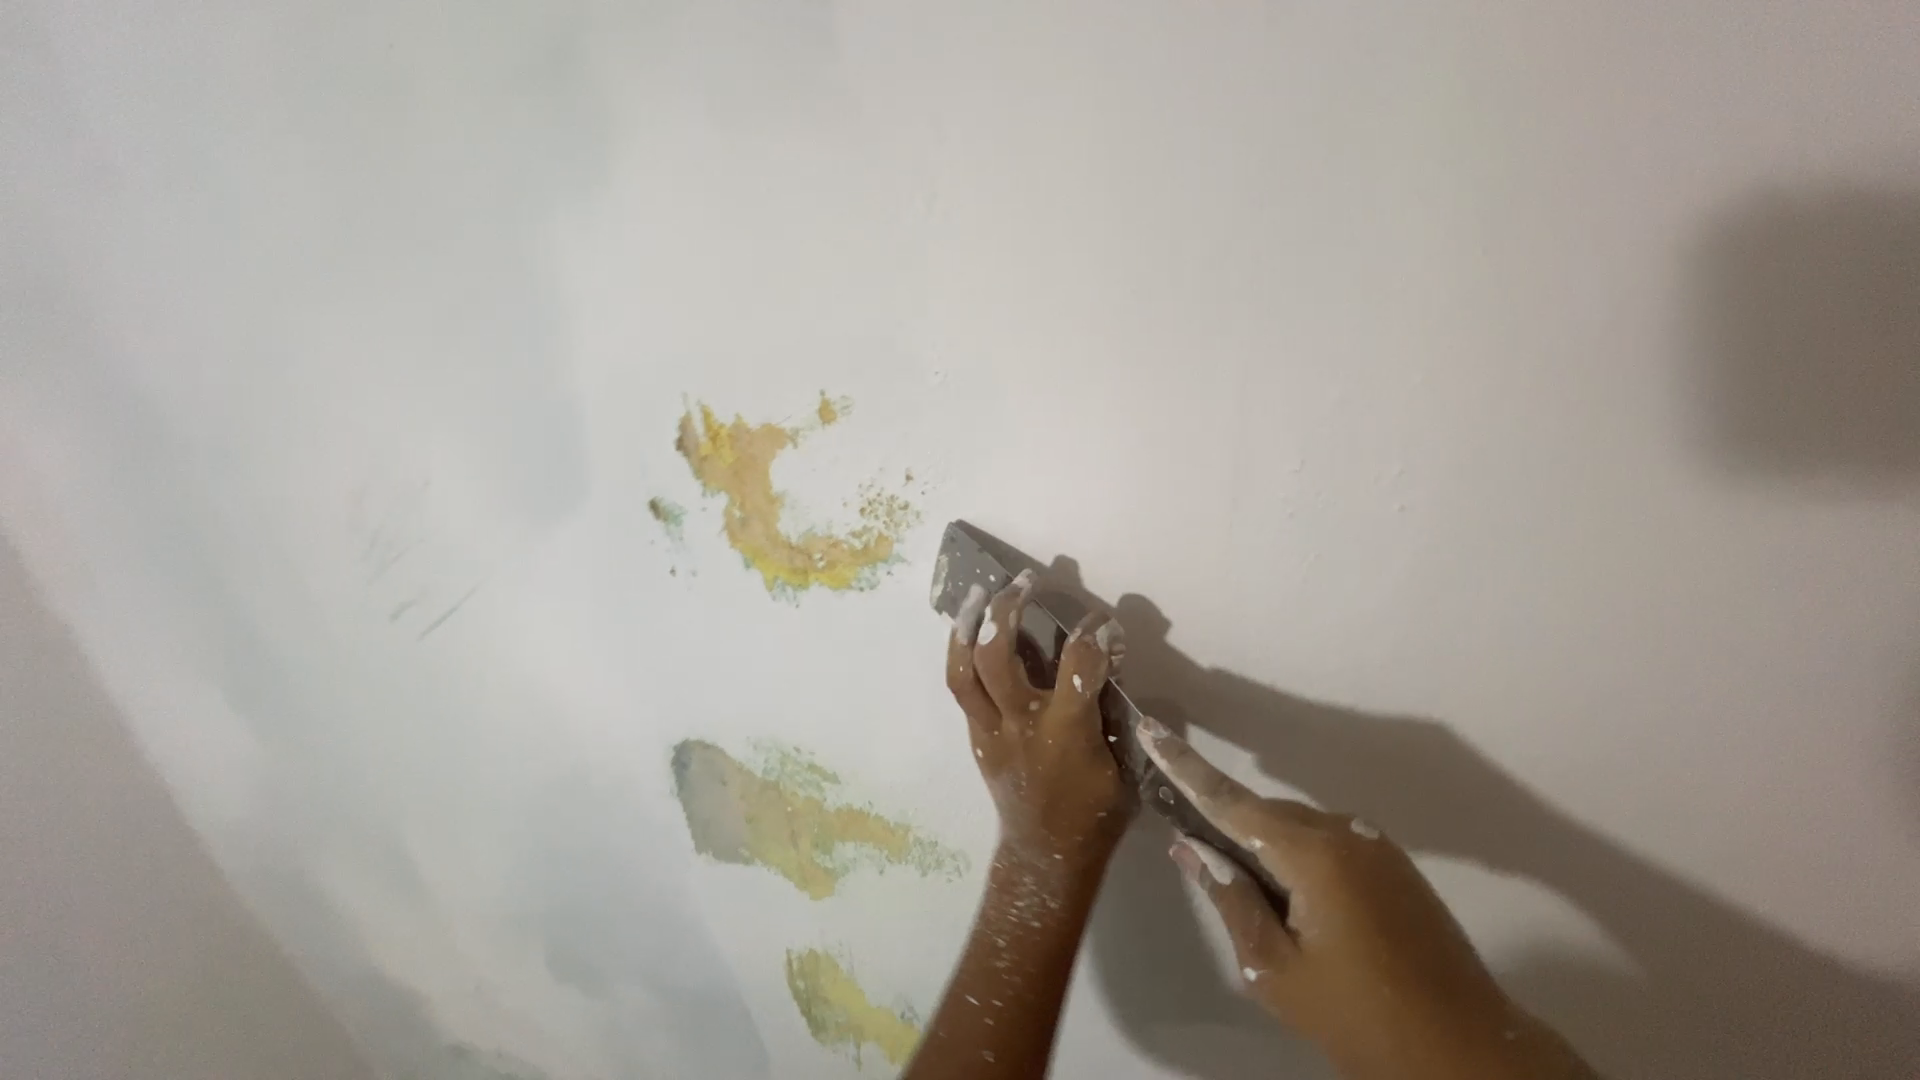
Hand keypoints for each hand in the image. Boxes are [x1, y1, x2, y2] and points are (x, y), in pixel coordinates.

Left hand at [946, 571, 1134, 866]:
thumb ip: (1113, 708)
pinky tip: (973, 631)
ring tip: (979, 593)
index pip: (1079, 664)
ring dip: (969, 626)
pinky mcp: (976, 737)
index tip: (1104, 620)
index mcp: (1067, 732)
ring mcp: (991, 730)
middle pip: (998, 657)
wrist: (1046, 856)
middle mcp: (1021, 724)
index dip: (1094, 633)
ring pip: (964, 671)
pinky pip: (962, 688)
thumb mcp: (1123, 762)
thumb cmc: (1096, 812)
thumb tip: (1108, 659)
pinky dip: (964, 654)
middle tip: (1023, 581)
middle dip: (1007, 610)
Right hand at [1139, 718, 1595, 1079]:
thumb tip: (1191, 847)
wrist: (1470, 1053)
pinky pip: (1327, 845)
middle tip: (1197, 860)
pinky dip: (1300, 862)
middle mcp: (1343, 831)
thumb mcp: (1274, 970)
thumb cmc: (1359, 1016)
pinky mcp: (1394, 864)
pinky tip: (1301, 910)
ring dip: (1267, 853)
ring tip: (1260, 906)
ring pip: (1296, 830)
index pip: (1229, 801)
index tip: (1151, 728)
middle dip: (1228, 831)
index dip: (1184, 766)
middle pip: (1264, 815)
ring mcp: (1374, 845)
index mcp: (1310, 853)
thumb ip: (1230, 899)